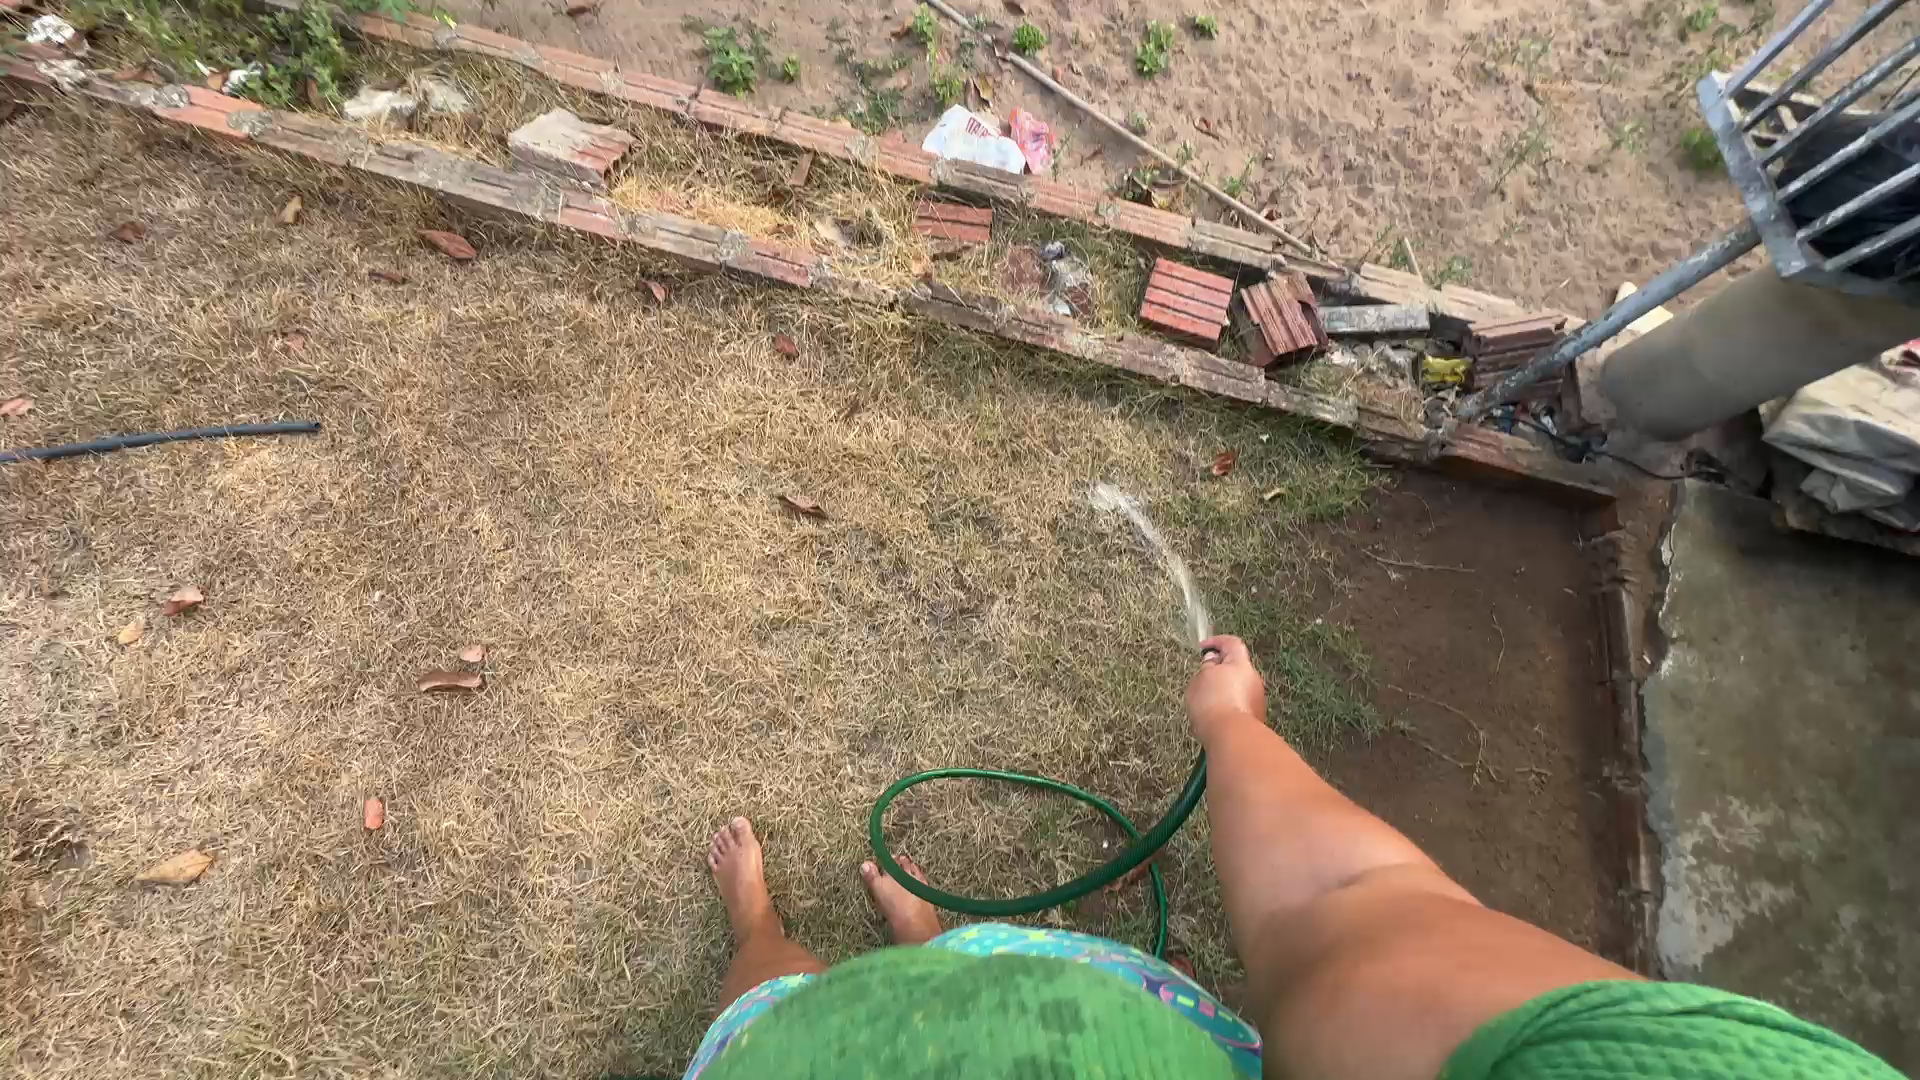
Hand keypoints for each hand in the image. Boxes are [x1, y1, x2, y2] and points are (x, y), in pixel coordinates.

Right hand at [1186, 635, 1265, 740]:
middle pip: (1236, 666)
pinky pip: (1239, 704)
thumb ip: (1206, 667)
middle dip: (1219, 669)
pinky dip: (1227, 704)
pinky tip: (1213, 713)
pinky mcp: (1255, 715)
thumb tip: (1211, 662)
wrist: (1230, 736)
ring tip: (1204, 700)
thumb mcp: (1200, 679)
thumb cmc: (1214, 704)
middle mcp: (1253, 679)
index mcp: (1241, 664)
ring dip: (1223, 689)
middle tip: (1202, 676)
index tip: (1204, 647)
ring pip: (1237, 687)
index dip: (1216, 642)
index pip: (1231, 643)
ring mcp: (1256, 698)